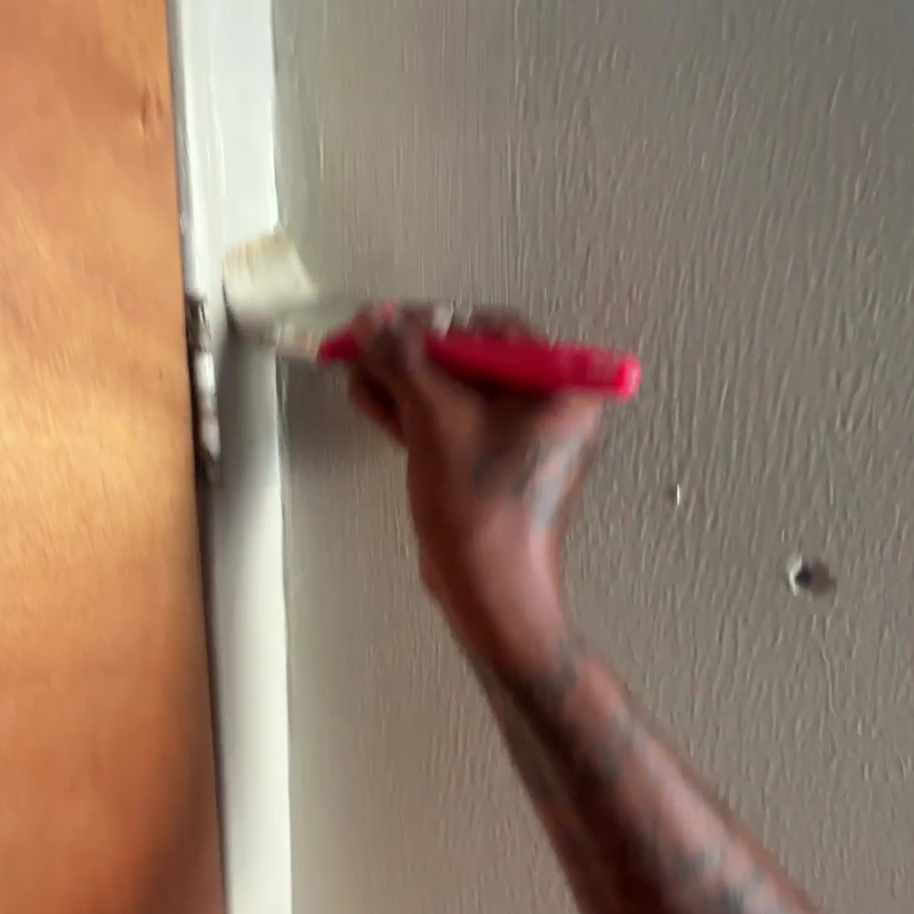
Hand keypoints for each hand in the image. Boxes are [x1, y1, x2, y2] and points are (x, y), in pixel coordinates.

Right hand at [346, 304, 606, 669]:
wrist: (486, 592)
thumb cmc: (481, 511)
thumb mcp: (437, 421)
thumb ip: (403, 362)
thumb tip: (371, 321)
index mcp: (557, 388)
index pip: (489, 330)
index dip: (431, 323)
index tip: (384, 323)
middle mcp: (542, 407)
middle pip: (465, 359)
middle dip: (409, 353)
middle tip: (364, 343)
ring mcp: (512, 437)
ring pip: (449, 390)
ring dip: (400, 379)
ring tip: (356, 368)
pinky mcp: (484, 460)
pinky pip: (446, 420)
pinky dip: (408, 408)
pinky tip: (370, 396)